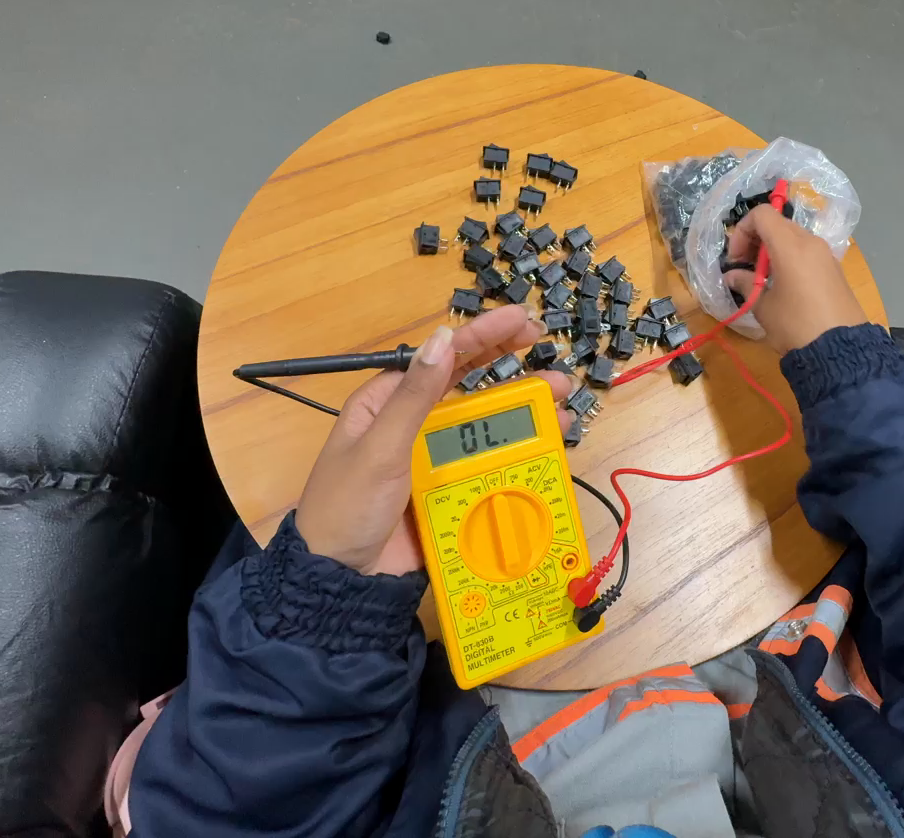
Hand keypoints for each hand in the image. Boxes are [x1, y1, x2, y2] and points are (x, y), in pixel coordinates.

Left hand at [295, 306, 574, 574]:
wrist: (342, 583)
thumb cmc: (347, 508)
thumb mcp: (379, 448)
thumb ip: (414, 396)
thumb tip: (443, 339)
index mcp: (388, 402)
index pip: (441, 358)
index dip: (482, 334)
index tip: (520, 319)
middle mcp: (415, 422)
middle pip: (470, 383)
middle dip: (509, 362)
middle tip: (545, 345)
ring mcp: (436, 455)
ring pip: (487, 421)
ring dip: (523, 404)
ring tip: (561, 394)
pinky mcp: (453, 486)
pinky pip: (491, 458)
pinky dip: (521, 446)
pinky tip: (549, 438)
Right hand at [722, 204, 867, 353]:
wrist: (841, 349)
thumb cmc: (796, 325)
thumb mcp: (764, 307)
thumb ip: (746, 284)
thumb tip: (732, 276)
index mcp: (790, 246)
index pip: (761, 214)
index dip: (742, 231)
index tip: (736, 258)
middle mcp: (810, 242)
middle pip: (777, 224)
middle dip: (755, 240)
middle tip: (744, 267)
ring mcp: (825, 254)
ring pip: (792, 237)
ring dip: (772, 250)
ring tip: (762, 278)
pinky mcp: (834, 269)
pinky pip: (806, 252)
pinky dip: (789, 258)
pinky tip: (783, 285)